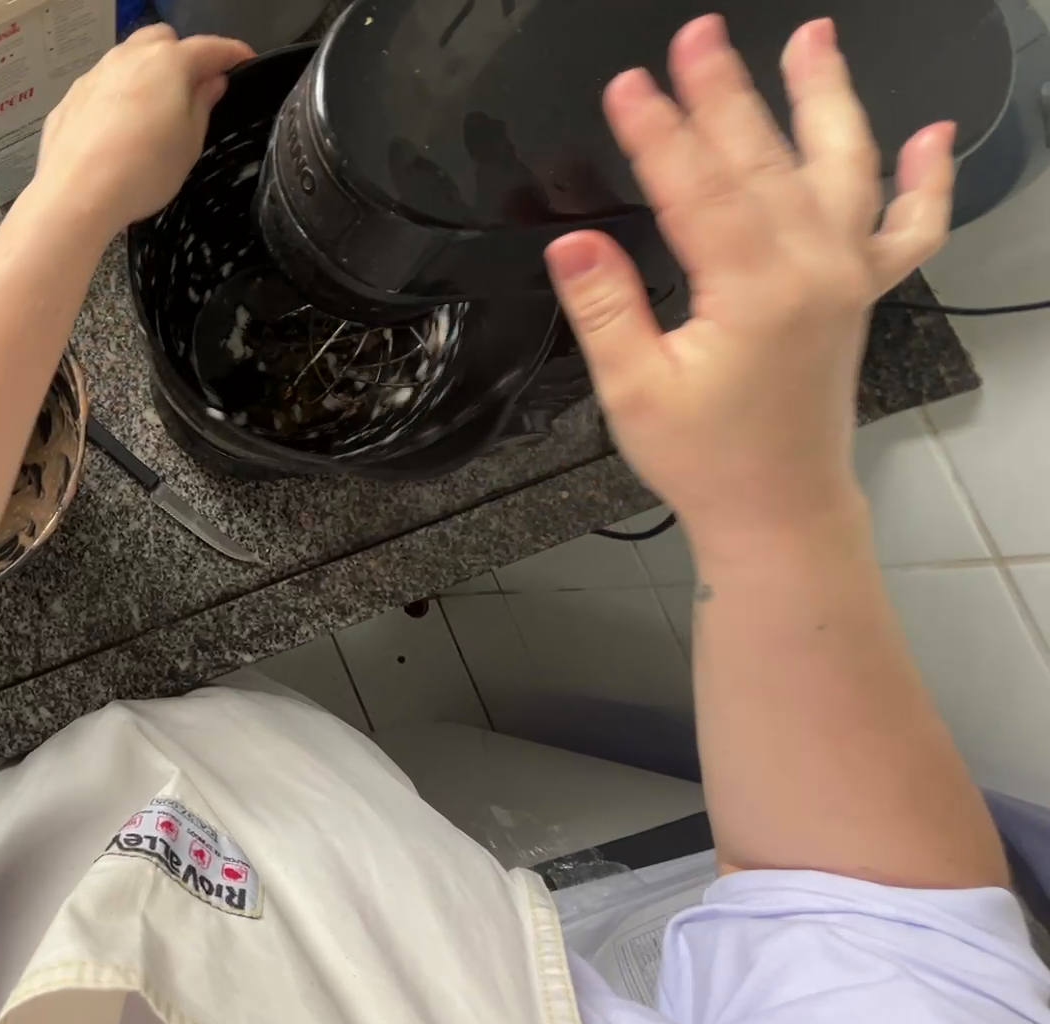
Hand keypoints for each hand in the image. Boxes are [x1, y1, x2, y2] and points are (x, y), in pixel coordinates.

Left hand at [32, 25, 254, 236]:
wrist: (76, 195)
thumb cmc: (141, 172)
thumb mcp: (188, 145)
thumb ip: (202, 107)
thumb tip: (210, 84)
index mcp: (169, 63)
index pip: (210, 48)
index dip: (231, 54)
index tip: (243, 62)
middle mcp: (128, 58)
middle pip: (162, 42)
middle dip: (181, 57)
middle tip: (190, 90)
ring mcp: (94, 76)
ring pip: (126, 62)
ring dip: (143, 78)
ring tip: (150, 115)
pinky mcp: (70, 101)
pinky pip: (100, 90)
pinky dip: (114, 101)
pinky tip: (115, 133)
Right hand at [544, 16, 955, 556]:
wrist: (776, 503)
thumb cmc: (700, 453)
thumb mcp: (632, 388)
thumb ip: (607, 309)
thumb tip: (572, 242)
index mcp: (754, 289)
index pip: (699, 190)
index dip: (659, 133)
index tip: (628, 84)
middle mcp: (815, 266)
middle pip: (766, 160)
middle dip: (727, 93)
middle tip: (698, 35)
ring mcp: (847, 277)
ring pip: (842, 169)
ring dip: (824, 100)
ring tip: (809, 39)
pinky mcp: (857, 296)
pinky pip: (905, 226)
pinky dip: (922, 178)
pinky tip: (923, 136)